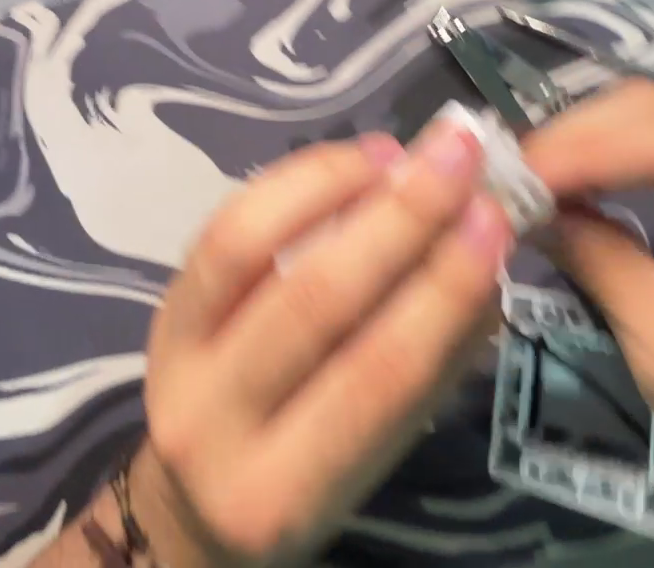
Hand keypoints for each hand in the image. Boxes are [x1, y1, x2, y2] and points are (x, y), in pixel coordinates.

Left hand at [130, 122, 515, 567]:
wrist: (183, 502)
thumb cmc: (301, 482)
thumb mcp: (373, 457)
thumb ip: (431, 367)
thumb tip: (486, 259)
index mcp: (283, 492)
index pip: (375, 376)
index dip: (440, 291)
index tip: (494, 218)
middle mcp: (212, 424)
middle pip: (312, 300)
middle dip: (398, 218)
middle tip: (458, 154)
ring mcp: (172, 356)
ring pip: (248, 246)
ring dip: (334, 184)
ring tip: (398, 151)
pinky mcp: (159, 304)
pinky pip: (222, 226)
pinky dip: (290, 182)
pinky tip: (350, 160)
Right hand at [520, 81, 653, 512]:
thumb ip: (604, 267)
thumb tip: (526, 208)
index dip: (581, 148)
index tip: (510, 179)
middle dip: (572, 137)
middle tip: (507, 180)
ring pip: (652, 113)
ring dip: (581, 139)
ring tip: (528, 179)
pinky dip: (601, 150)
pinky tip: (568, 178)